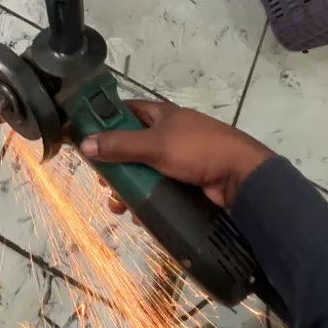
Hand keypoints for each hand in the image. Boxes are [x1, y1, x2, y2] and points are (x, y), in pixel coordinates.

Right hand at [79, 100, 275, 208]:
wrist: (243, 178)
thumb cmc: (198, 149)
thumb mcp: (155, 145)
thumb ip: (120, 145)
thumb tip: (84, 144)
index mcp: (161, 115)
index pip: (125, 111)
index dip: (104, 120)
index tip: (85, 137)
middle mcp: (168, 133)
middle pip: (131, 146)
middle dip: (115, 165)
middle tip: (103, 182)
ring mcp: (178, 159)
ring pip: (144, 171)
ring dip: (129, 188)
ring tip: (118, 207)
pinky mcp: (186, 182)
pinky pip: (159, 189)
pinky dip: (147, 200)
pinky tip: (139, 216)